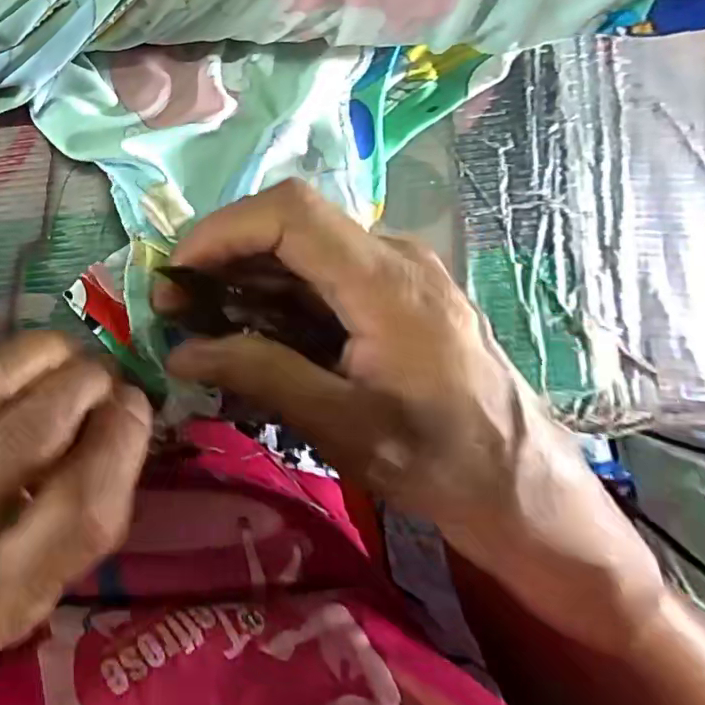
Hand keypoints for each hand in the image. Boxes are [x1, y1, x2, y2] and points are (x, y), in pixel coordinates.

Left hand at [0, 303, 152, 654]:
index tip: (134, 405)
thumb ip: (88, 514)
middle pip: (25, 437)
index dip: (121, 445)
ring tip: (63, 348)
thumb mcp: (44, 583)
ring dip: (29, 355)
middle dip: (80, 388)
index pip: (80, 511)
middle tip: (102, 372)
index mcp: (2, 585)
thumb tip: (123, 410)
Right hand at [155, 181, 663, 651]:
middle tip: (176, 303)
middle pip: (285, 219)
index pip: (289, 212)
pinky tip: (244, 328)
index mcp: (387, 283)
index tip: (176, 275)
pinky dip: (265, 290)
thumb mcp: (343, 426)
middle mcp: (391, 256)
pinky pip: (313, 269)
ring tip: (198, 319)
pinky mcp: (389, 290)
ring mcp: (393, 270)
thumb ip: (258, 375)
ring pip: (294, 242)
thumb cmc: (443, 462)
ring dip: (238, 272)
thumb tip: (177, 352)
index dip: (220, 231)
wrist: (528, 492)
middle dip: (219, 253)